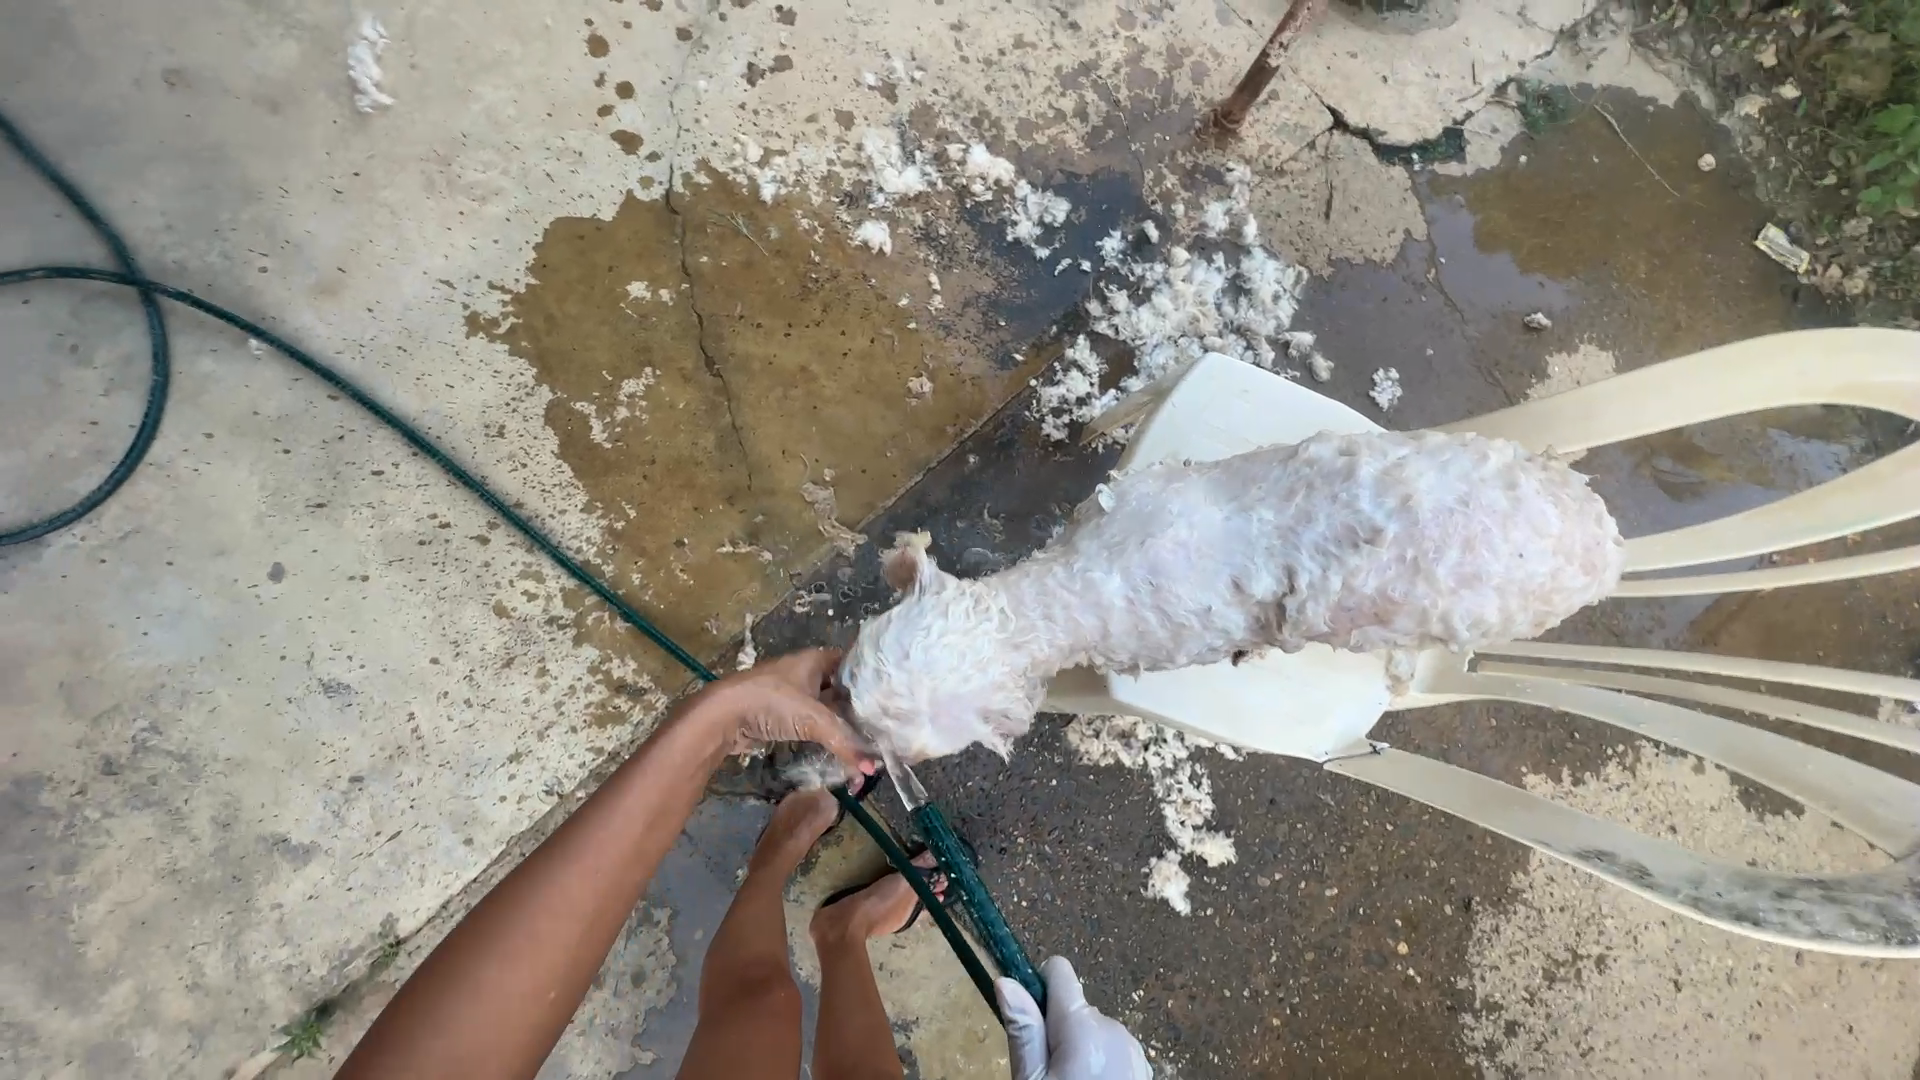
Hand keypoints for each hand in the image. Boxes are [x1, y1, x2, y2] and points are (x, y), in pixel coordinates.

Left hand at [691, 648, 872, 772]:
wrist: (723, 715)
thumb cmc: (772, 703)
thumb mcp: (813, 719)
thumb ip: (844, 742)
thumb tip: (871, 770)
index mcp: (816, 659)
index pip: (853, 663)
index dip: (870, 678)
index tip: (890, 696)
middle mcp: (806, 671)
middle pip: (840, 687)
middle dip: (858, 705)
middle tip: (882, 723)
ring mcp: (791, 692)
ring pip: (824, 705)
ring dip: (840, 721)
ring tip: (865, 737)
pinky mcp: (779, 713)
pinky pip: (809, 721)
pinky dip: (823, 732)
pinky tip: (837, 745)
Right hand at [997, 957, 1151, 1079]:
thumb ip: (1023, 1031)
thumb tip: (1006, 980)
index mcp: (1082, 1026)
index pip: (1059, 972)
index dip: (1040, 989)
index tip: (1032, 1022)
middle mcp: (1114, 1028)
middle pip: (1076, 1009)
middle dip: (1060, 1034)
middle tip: (1051, 1077)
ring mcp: (1135, 1052)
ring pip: (1094, 1031)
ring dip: (1082, 1052)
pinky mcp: (1145, 1072)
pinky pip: (1115, 1052)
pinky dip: (1102, 1067)